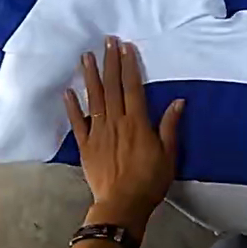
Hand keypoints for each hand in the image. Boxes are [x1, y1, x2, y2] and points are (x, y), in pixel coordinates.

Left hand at [64, 37, 183, 237]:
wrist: (122, 206)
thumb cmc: (149, 181)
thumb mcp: (168, 155)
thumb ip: (170, 126)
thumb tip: (178, 101)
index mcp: (137, 122)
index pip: (132, 87)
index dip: (129, 66)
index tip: (126, 47)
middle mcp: (116, 122)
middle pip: (112, 86)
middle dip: (110, 62)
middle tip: (107, 41)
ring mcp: (98, 132)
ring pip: (94, 99)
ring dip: (90, 76)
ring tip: (86, 56)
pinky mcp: (85, 146)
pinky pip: (78, 123)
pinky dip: (72, 107)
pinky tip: (67, 92)